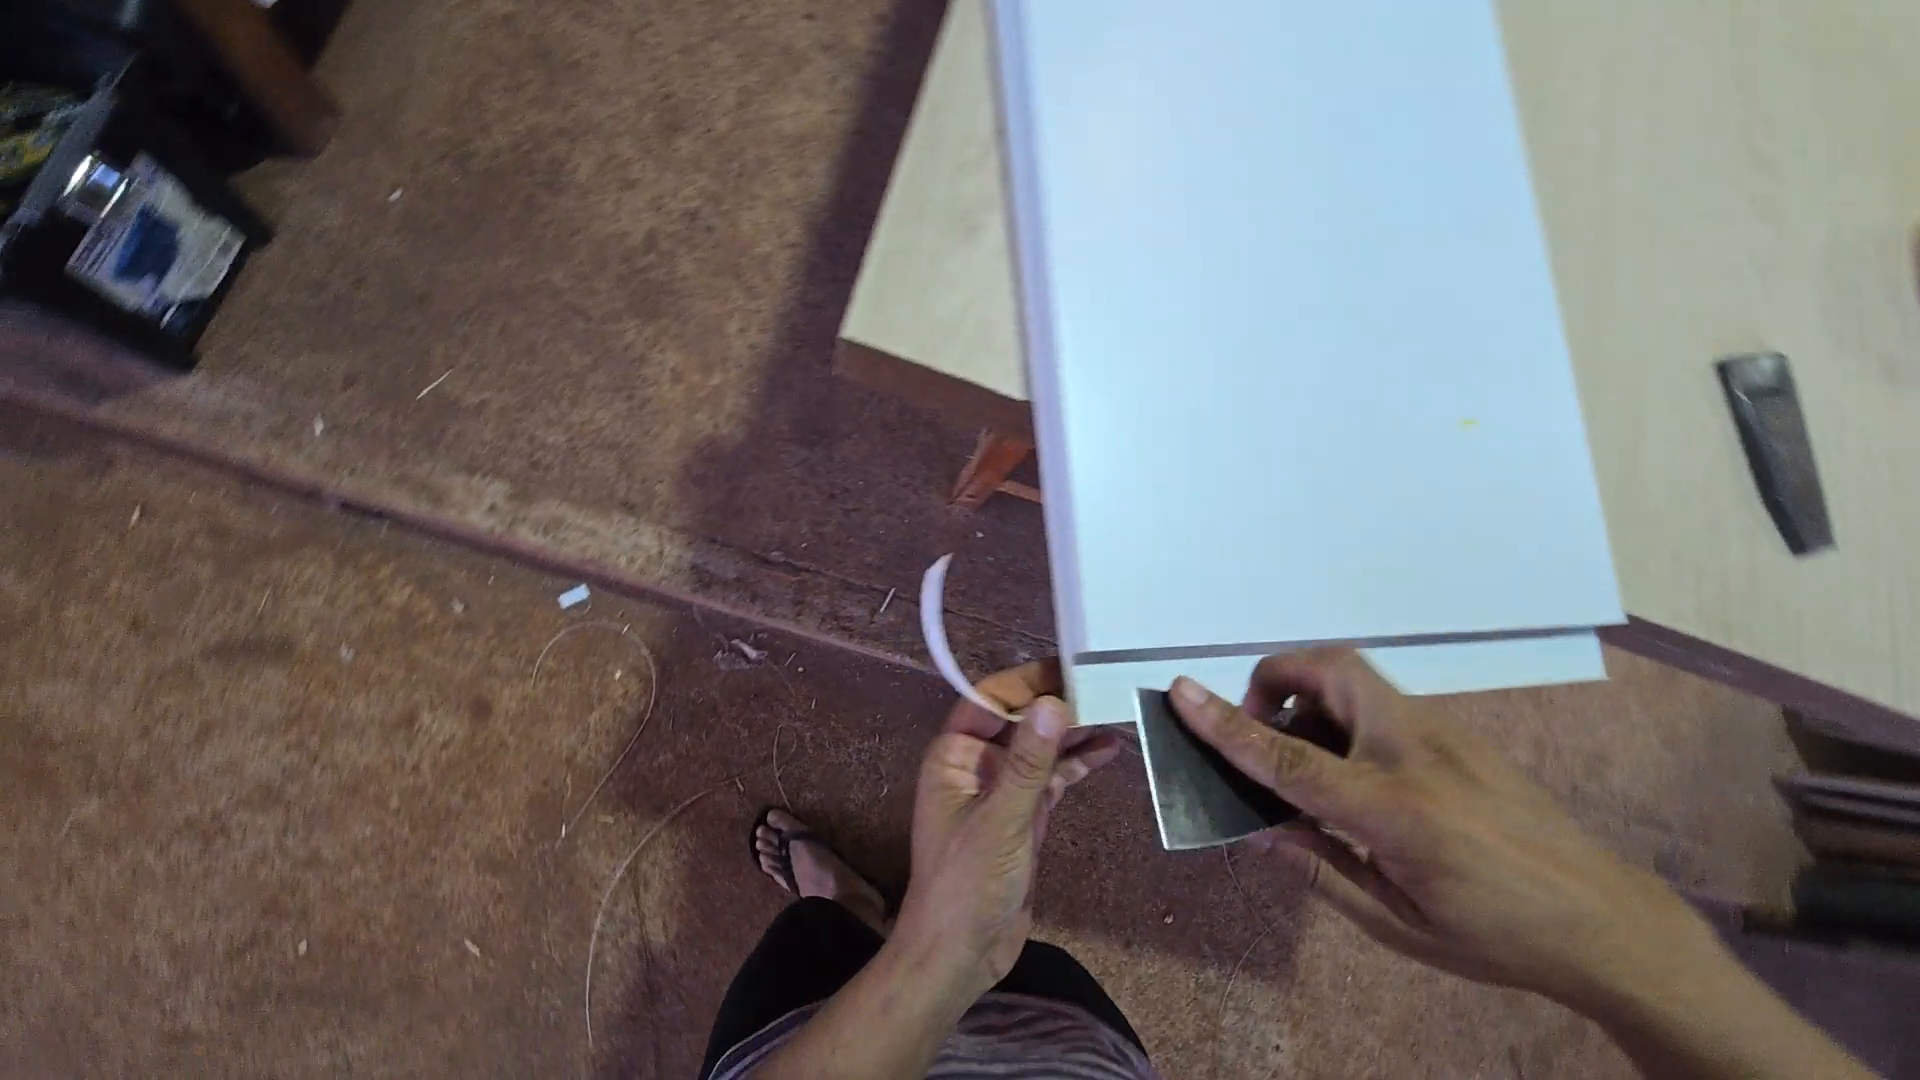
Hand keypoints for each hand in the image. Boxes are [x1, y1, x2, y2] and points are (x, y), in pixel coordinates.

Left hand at [892, 661, 1122, 999]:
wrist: (962, 954)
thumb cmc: (967, 883)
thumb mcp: (1001, 819)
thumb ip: (1028, 762)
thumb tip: (1053, 701)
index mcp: (954, 755)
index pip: (990, 701)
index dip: (1028, 682)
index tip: (1071, 666)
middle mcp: (977, 764)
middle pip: (1020, 720)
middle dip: (1058, 703)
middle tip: (1107, 684)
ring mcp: (1003, 789)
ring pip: (1041, 747)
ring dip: (1074, 731)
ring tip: (1118, 708)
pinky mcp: (1025, 814)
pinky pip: (1053, 777)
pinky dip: (1078, 762)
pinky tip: (1110, 747)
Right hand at [1170, 649, 1714, 1007]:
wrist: (1611, 922)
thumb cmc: (1495, 933)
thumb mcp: (1395, 921)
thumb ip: (1318, 865)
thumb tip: (1256, 826)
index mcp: (1394, 809)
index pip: (1289, 757)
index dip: (1228, 724)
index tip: (1182, 693)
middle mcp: (1415, 750)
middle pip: (1330, 670)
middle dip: (1277, 680)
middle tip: (1264, 731)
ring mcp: (1442, 732)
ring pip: (1356, 678)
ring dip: (1309, 700)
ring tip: (1307, 763)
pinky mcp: (1457, 732)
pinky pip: (1380, 702)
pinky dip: (1342, 718)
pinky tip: (1355, 775)